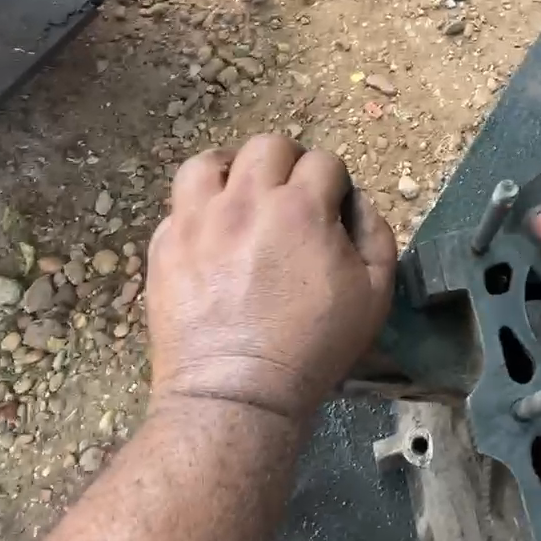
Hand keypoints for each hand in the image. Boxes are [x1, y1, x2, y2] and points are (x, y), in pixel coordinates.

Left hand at [146, 135, 396, 420]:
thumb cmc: (315, 346)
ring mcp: (198, 221)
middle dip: (289, 164)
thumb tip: (354, 201)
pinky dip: (199, 210)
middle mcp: (246, 201)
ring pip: (209, 162)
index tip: (332, 211)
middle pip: (268, 146)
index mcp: (301, 209)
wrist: (237, 395)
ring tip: (241, 198)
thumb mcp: (376, 293)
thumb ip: (376, 232)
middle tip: (292, 199)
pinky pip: (178, 204)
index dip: (335, 183)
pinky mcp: (164, 245)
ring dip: (233, 172)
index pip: (323, 161)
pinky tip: (213, 234)